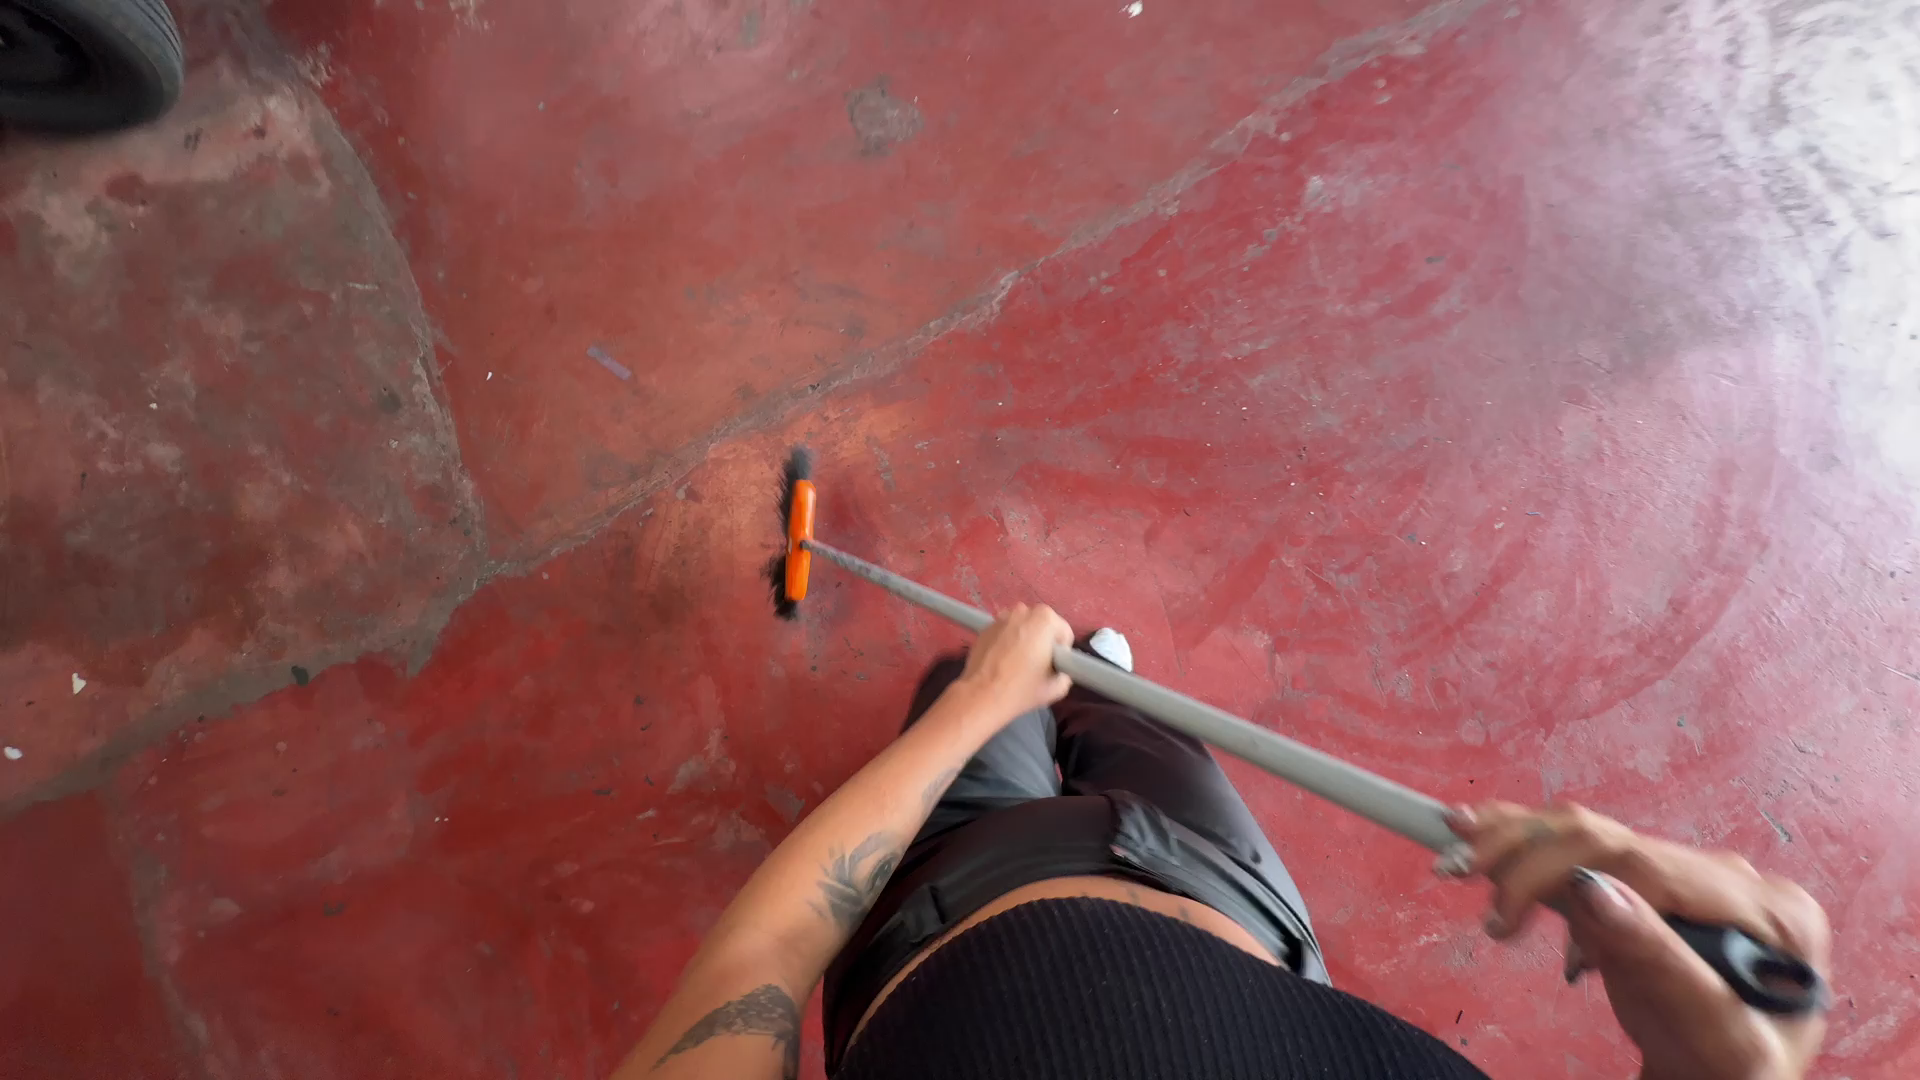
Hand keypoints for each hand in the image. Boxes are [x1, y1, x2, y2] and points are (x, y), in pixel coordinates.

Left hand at [954, 603, 1073, 717]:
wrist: (982, 695)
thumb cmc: (1022, 689)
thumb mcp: (1058, 687)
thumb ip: (1066, 671)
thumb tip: (1059, 669)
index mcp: (1045, 619)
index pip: (1064, 633)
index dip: (1062, 652)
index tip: (1053, 666)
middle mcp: (1022, 611)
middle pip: (1042, 626)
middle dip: (1043, 641)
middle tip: (1037, 664)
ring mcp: (1001, 617)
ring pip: (1022, 627)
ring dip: (1024, 639)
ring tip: (1018, 662)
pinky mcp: (985, 628)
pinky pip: (1005, 632)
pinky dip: (1007, 641)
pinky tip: (1003, 661)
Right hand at [1445, 802, 1830, 1079]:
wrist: (1711, 1069)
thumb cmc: (1723, 1063)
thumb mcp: (1710, 1030)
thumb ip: (1658, 957)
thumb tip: (1589, 886)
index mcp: (1767, 907)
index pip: (1650, 867)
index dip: (1582, 890)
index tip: (1545, 941)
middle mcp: (1722, 872)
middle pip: (1604, 840)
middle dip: (1524, 859)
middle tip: (1463, 880)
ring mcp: (1677, 863)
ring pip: (1574, 828)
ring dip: (1504, 839)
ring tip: (1455, 858)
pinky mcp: (1634, 864)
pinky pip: (1564, 836)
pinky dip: (1511, 832)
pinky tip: (1468, 824)